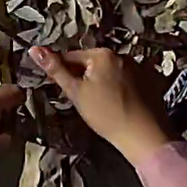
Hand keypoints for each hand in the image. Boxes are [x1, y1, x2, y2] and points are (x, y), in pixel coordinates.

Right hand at [30, 46, 174, 164]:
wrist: (144, 137)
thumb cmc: (106, 115)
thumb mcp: (76, 93)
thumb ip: (55, 69)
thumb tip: (34, 49)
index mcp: (102, 54)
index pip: (71, 57)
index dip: (63, 73)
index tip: (63, 88)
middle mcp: (122, 55)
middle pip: (92, 63)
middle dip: (84, 78)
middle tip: (83, 100)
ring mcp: (139, 67)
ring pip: (110, 71)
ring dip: (102, 82)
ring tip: (102, 105)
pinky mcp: (151, 80)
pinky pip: (127, 79)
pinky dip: (120, 88)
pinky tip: (119, 105)